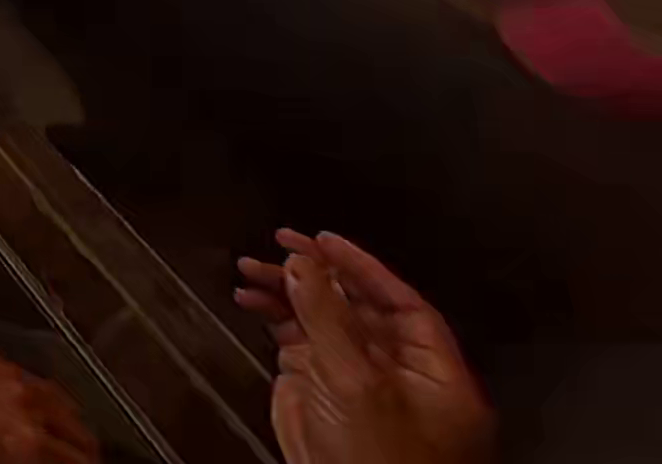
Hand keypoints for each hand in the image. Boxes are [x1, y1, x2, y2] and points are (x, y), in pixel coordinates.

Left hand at [0, 337, 99, 463]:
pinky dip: (42, 398)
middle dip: (83, 456)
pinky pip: (33, 379)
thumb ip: (20, 463)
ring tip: (63, 441)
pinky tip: (29, 408)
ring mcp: (12, 374)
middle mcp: (28, 405)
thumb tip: (32, 459)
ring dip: (69, 425)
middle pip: (83, 437)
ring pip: (64, 403)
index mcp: (27, 443)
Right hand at [235, 230, 494, 463]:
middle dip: (315, 272)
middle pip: (357, 304)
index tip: (323, 239)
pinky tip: (249, 299)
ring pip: (320, 315)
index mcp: (432, 375)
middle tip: (281, 242)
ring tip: (250, 269)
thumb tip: (303, 263)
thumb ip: (326, 317)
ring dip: (284, 288)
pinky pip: (294, 332)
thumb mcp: (353, 380)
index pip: (402, 303)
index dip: (363, 268)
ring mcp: (356, 376)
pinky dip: (270, 312)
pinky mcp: (319, 381)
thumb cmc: (378, 460)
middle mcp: (396, 370)